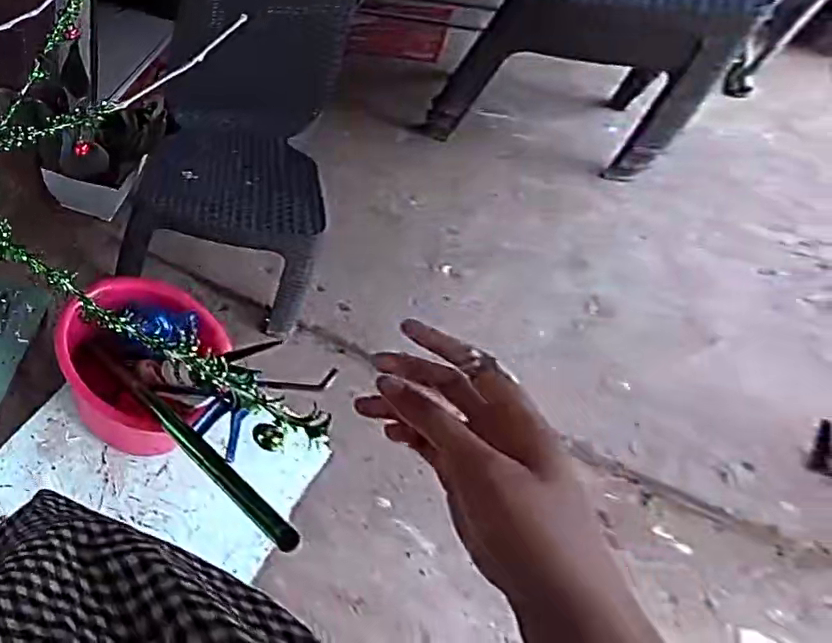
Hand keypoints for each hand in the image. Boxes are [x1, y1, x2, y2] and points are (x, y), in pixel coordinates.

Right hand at [354, 320, 658, 642]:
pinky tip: (389, 433)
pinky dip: (407, 432)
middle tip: (374, 368)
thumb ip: (433, 420)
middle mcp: (501, 434)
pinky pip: (431, 442)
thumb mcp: (481, 467)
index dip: (443, 345)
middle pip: (451, 389)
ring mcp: (485, 458)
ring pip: (435, 416)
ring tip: (367, 407)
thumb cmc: (535, 529)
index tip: (405, 328)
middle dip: (411, 374)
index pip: (478, 368)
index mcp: (518, 424)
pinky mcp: (468, 480)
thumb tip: (390, 381)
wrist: (559, 597)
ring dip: (400, 406)